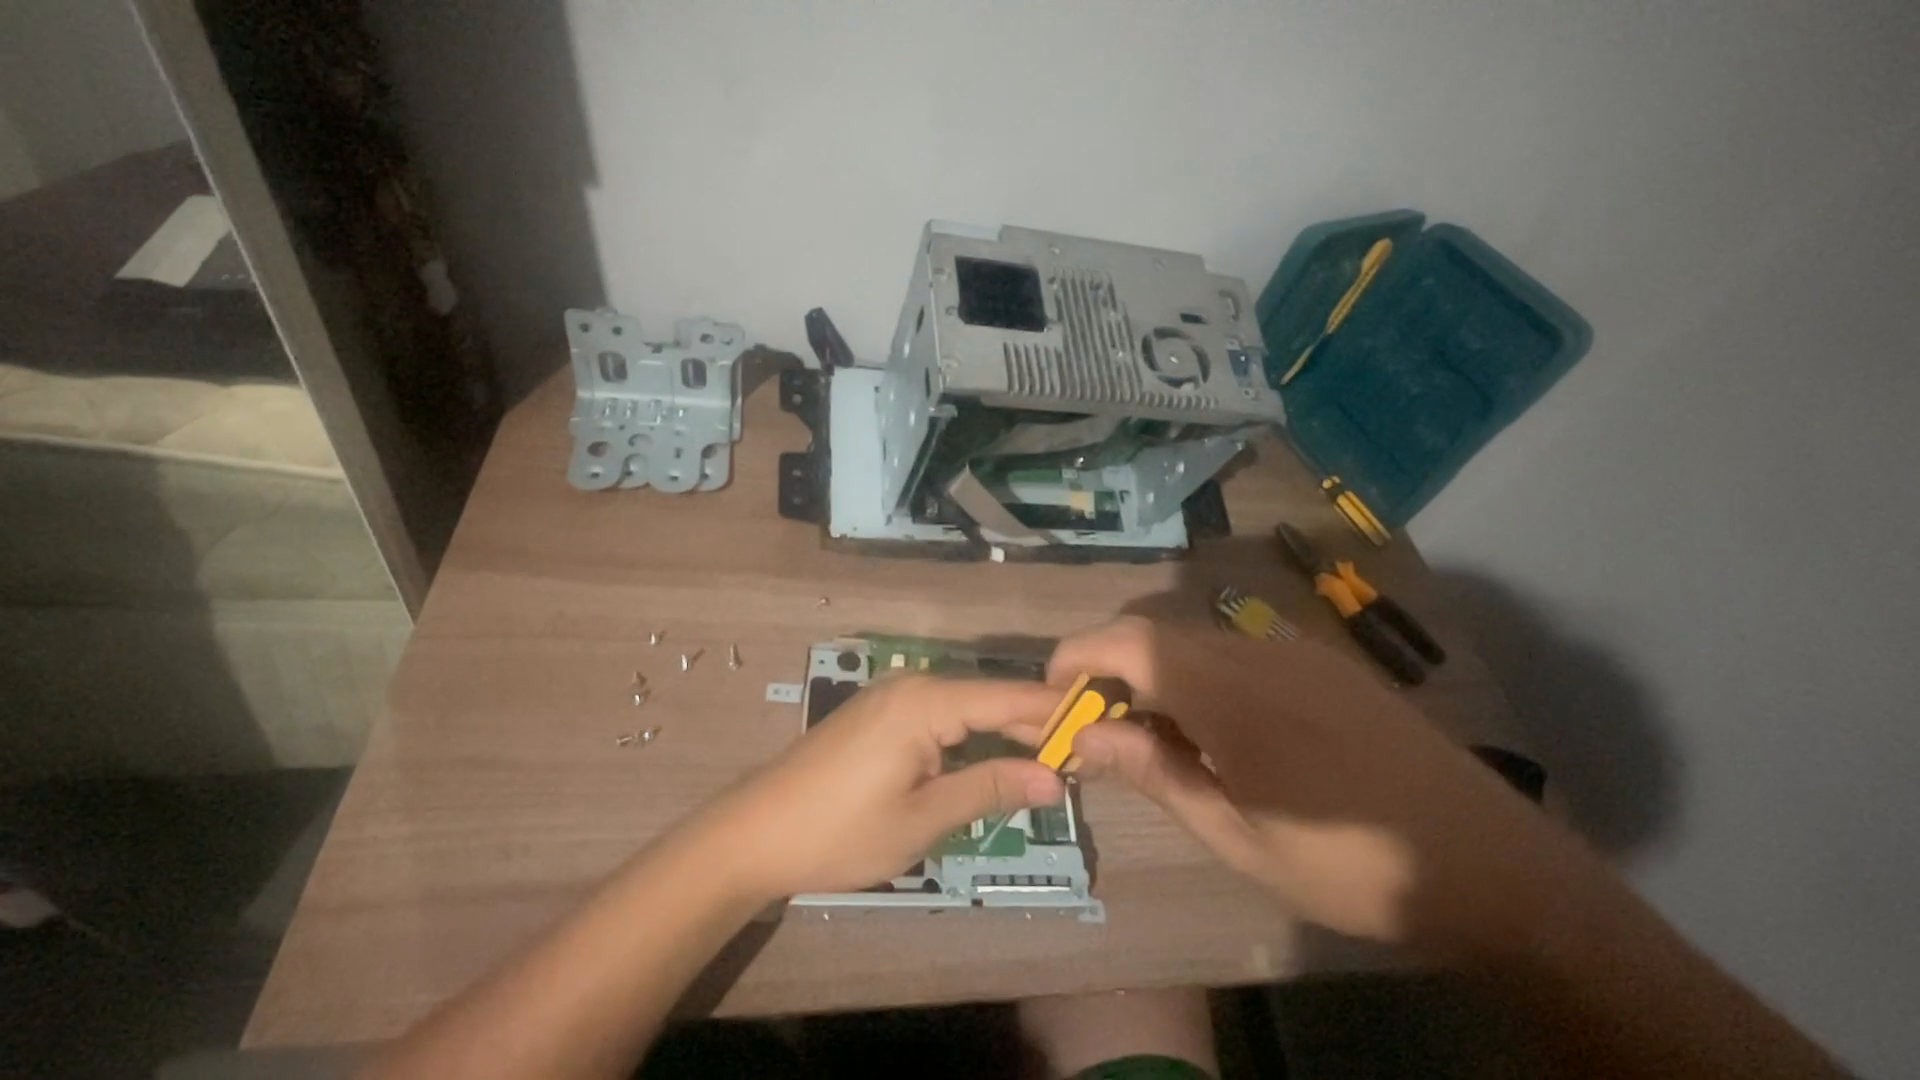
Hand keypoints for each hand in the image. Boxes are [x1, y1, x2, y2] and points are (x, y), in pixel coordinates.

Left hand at [689, 675, 1066, 899]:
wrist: (752, 835)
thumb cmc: (840, 832)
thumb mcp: (923, 818)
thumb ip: (990, 788)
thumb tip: (1057, 776)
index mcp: (925, 701)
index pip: (1010, 697)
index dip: (1058, 714)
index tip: (1103, 731)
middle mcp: (911, 684)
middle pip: (990, 697)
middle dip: (1036, 725)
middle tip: (1084, 758)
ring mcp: (890, 696)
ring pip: (966, 706)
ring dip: (1005, 732)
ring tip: (1050, 762)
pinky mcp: (877, 714)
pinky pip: (940, 715)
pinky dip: (972, 735)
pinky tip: (992, 759)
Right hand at [1049, 617, 1593, 951]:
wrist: (1491, 865)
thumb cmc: (1348, 864)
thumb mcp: (1237, 835)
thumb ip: (1156, 773)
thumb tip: (1084, 736)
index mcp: (1232, 692)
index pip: (1130, 641)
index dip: (1078, 656)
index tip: (1052, 695)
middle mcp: (1262, 651)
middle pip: (1161, 635)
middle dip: (1115, 673)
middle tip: (1103, 734)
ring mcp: (1303, 653)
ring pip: (1202, 642)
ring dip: (1163, 678)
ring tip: (1163, 743)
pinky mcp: (1333, 667)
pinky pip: (1245, 653)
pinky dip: (1208, 679)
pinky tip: (1226, 734)